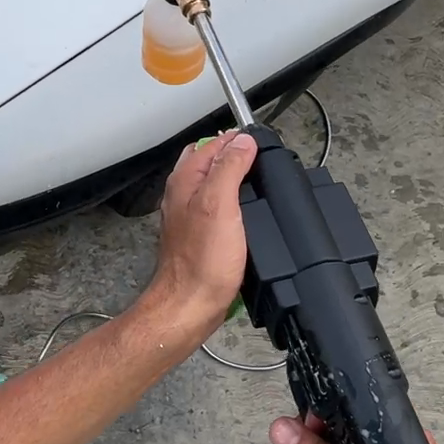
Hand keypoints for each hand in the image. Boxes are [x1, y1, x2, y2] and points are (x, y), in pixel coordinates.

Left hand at [145, 131, 257, 336]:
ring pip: (212, 183)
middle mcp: (183, 194)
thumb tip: (243, 142)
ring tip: (257, 177)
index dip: (237, 139)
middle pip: (209, 161)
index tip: (260, 141)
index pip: (211, 144)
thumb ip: (229, 169)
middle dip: (233, 154)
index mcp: (185, 181)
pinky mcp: (200, 235)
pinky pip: (216, 206)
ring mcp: (189, 215)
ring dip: (233, 177)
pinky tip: (246, 211)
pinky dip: (232, 200)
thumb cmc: (201, 262)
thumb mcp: (219, 205)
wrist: (190, 304)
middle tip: (260, 157)